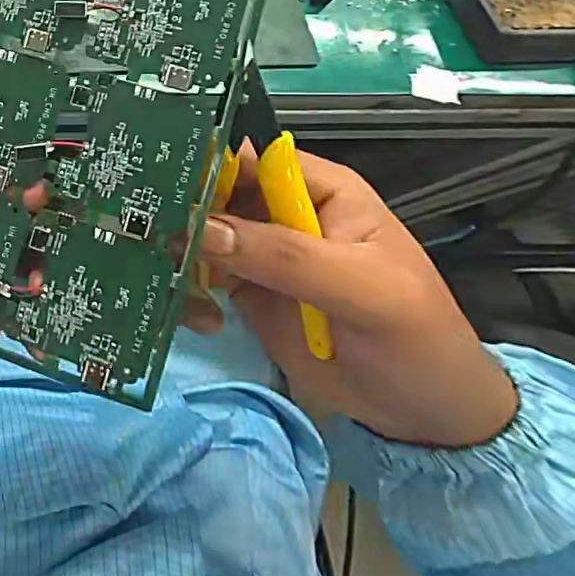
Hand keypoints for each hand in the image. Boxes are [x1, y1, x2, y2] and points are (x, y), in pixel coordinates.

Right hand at [198, 146, 517, 447]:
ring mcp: (260, 252)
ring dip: (179, 255)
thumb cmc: (415, 340)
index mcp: (319, 190)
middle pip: (216, 193)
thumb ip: (287, 257)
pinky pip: (201, 277)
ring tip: (172, 282)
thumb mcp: (361, 291)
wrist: (424, 419)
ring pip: (201, 234)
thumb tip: (203, 228)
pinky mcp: (245, 289)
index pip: (254, 156)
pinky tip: (197, 317)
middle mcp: (282, 212)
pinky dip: (188, 291)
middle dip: (183, 211)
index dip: (211, 162)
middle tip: (150, 232)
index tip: (166, 181)